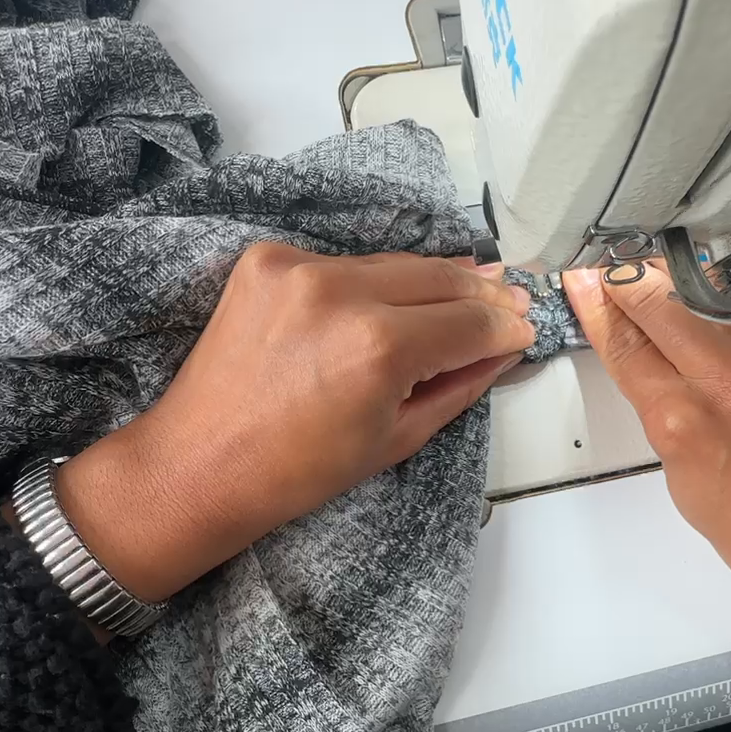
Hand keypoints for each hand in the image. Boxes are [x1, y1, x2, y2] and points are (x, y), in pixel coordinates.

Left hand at [57, 243, 533, 607]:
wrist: (203, 462)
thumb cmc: (301, 472)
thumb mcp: (399, 437)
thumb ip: (461, 384)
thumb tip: (503, 350)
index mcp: (378, 348)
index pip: (468, 321)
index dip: (506, 325)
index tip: (528, 327)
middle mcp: (341, 292)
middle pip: (439, 276)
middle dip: (484, 291)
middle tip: (515, 298)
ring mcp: (299, 267)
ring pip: (397, 263)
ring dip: (440, 278)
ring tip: (478, 285)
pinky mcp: (269, 259)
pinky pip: (350, 264)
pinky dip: (383, 280)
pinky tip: (407, 294)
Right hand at [563, 262, 730, 719]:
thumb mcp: (678, 475)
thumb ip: (659, 410)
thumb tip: (646, 360)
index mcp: (682, 422)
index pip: (625, 347)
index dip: (595, 306)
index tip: (581, 279)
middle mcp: (728, 384)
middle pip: (661, 305)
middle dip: (627, 276)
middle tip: (613, 261)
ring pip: (718, 286)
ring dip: (683, 266)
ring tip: (666, 254)